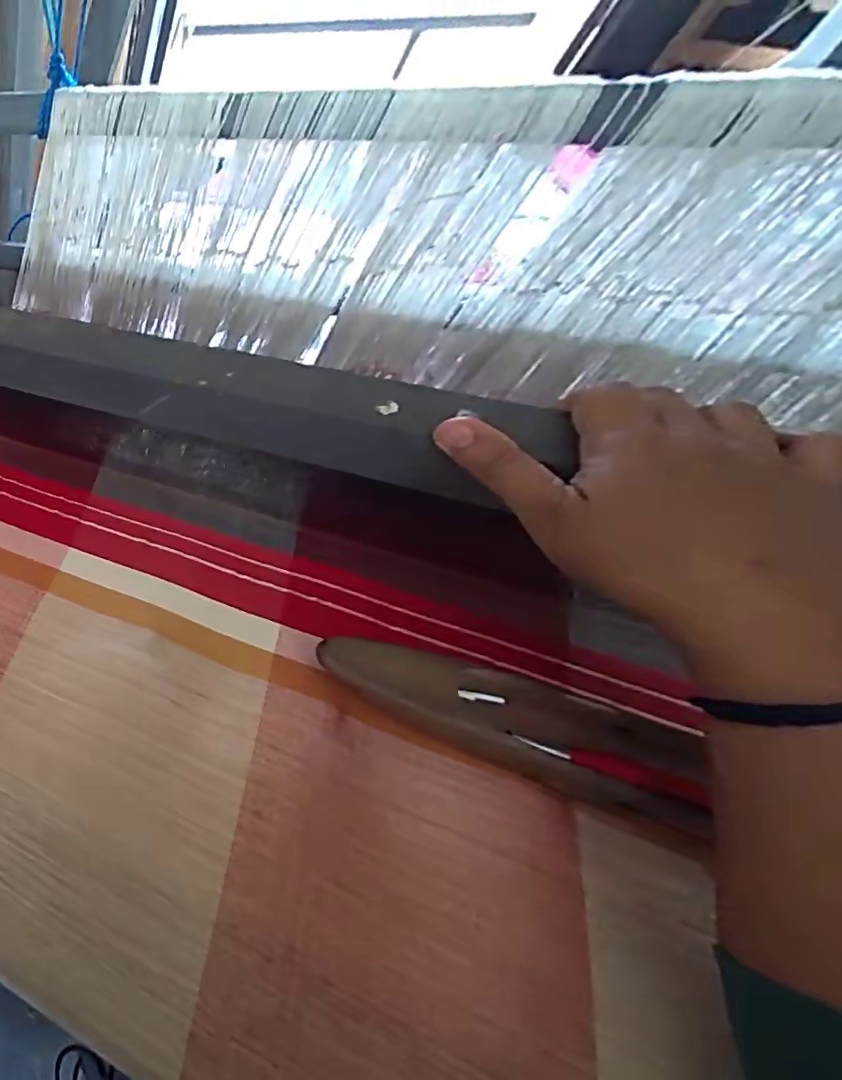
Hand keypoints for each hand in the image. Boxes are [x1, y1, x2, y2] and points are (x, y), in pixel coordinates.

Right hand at [435, 385, 841, 702]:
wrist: (762, 608)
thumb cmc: (635, 563)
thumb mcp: (547, 519)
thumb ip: (500, 467)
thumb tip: (450, 423)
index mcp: (631, 439)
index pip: (601, 396)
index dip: (577, 408)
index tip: (560, 435)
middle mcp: (700, 432)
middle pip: (663, 400)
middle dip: (632, 414)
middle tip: (607, 455)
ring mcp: (770, 453)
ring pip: (731, 414)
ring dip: (700, 424)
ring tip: (678, 459)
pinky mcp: (824, 480)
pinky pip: (810, 444)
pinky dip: (784, 447)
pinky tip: (768, 469)